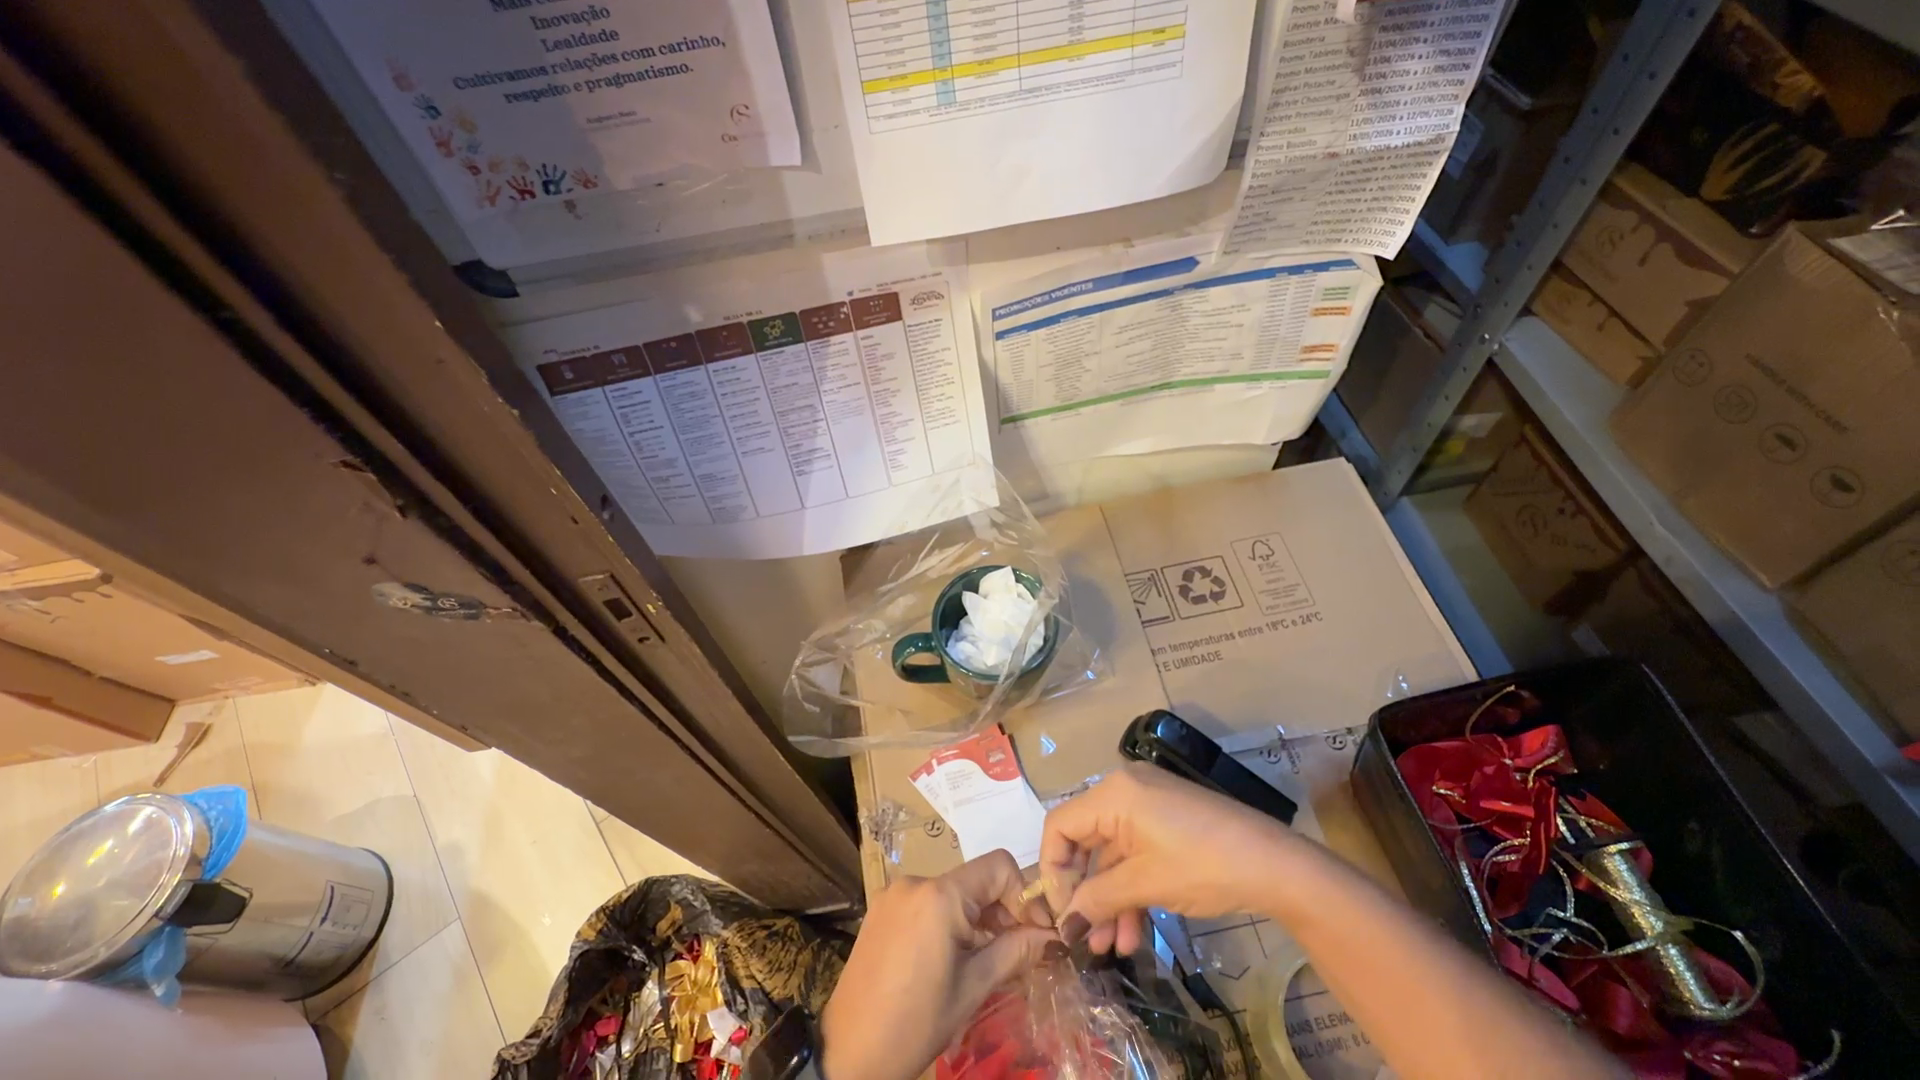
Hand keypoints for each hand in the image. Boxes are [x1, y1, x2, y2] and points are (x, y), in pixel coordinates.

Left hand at [820, 851, 1052, 1079]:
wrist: (850, 1053)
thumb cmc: (916, 1022)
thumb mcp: (974, 987)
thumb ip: (1016, 950)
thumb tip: (1054, 936)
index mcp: (939, 895)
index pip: (999, 866)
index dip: (1025, 895)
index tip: (1038, 932)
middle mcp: (914, 882)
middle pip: (975, 881)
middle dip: (1003, 911)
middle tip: (1020, 953)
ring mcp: (892, 895)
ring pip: (952, 893)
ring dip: (977, 920)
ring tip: (987, 961)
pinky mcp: (880, 912)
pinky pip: (927, 904)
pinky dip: (949, 922)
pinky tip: (953, 959)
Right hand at [1041, 764, 1304, 954]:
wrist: (1276, 866)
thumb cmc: (1203, 866)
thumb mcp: (1144, 884)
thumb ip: (1097, 899)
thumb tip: (1064, 924)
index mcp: (1114, 793)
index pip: (1060, 825)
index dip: (1054, 871)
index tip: (1061, 913)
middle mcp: (1126, 791)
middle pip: (1085, 842)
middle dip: (1085, 895)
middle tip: (1084, 938)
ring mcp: (1149, 807)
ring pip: (1112, 856)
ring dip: (1109, 902)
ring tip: (1111, 948)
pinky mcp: (1168, 825)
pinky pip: (1135, 855)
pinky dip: (1131, 890)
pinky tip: (1134, 934)